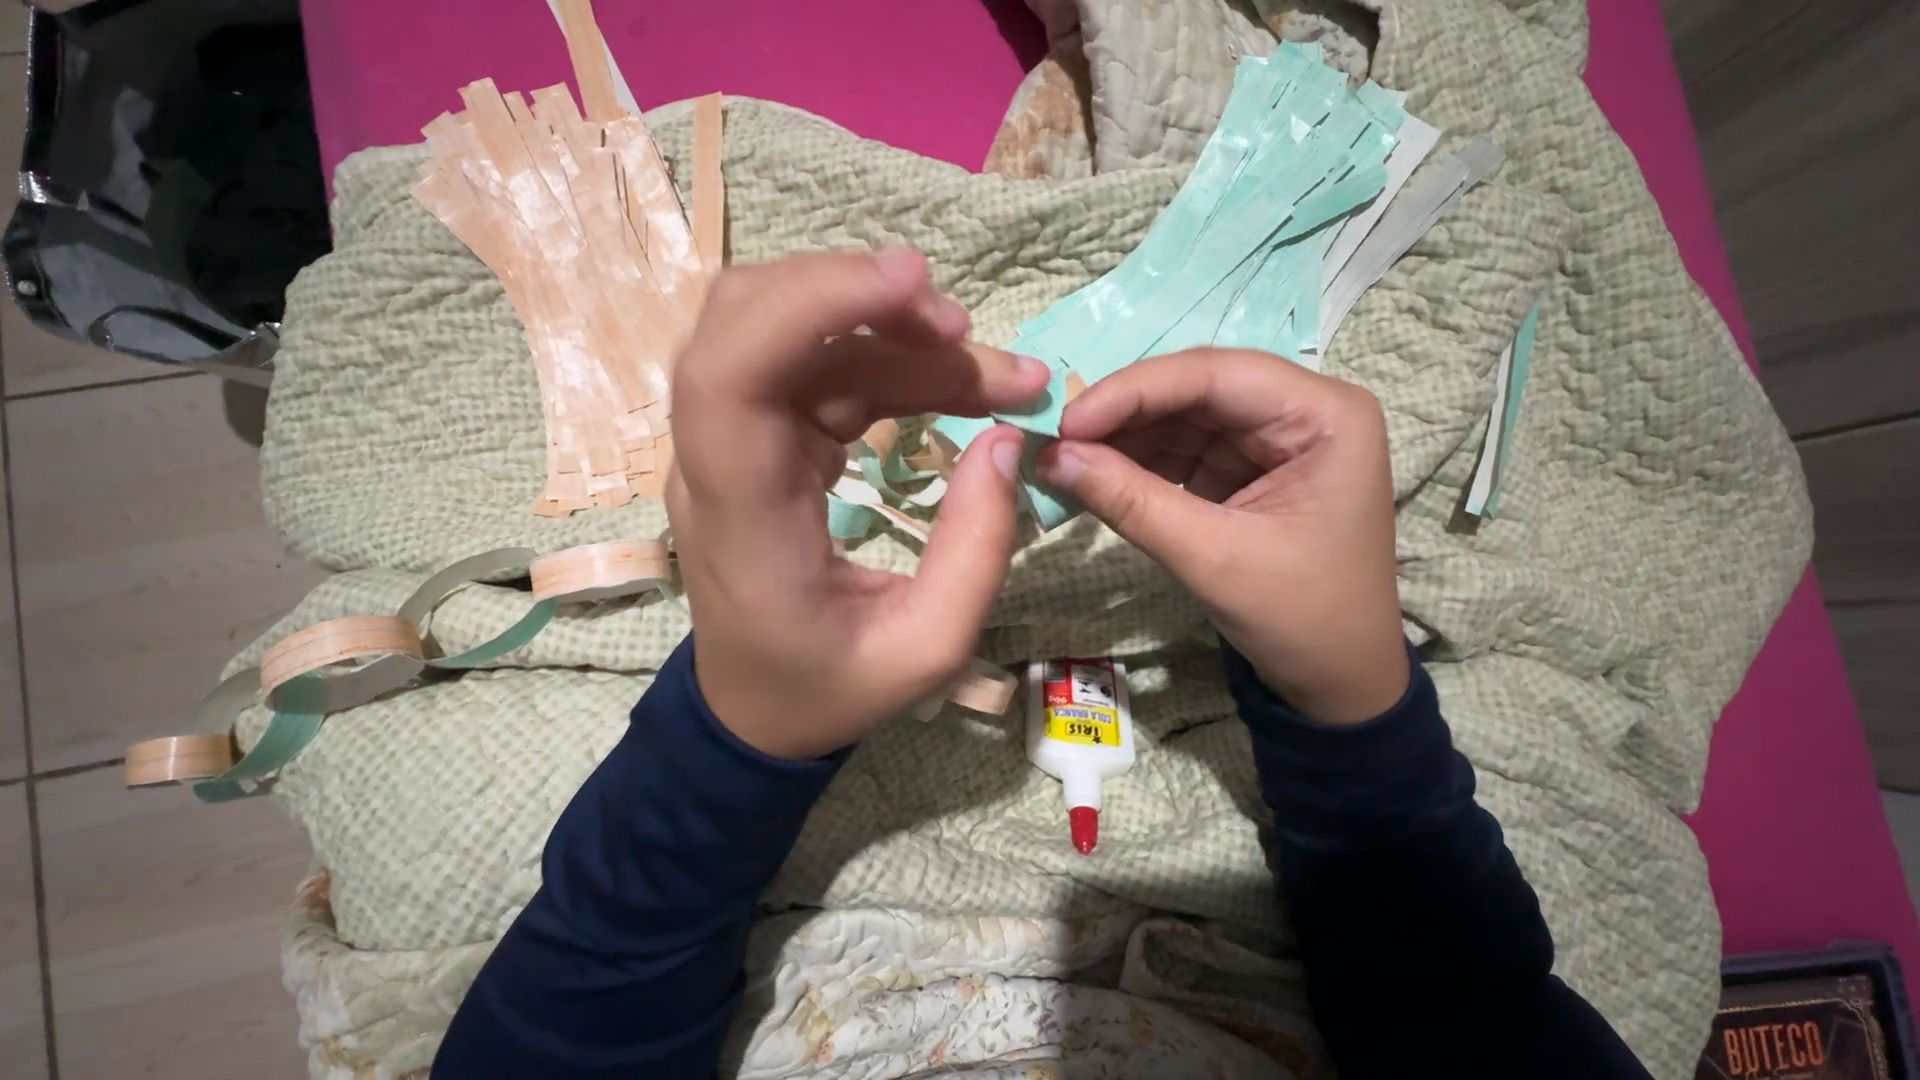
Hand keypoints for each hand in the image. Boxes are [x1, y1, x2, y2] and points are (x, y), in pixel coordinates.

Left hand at [667, 250, 1048, 758]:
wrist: (758, 711)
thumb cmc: (829, 689)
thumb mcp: (927, 649)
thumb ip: (976, 550)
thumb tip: (1006, 441)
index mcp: (738, 514)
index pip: (729, 371)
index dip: (808, 303)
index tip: (910, 283)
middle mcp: (720, 460)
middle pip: (751, 319)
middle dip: (860, 299)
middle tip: (963, 330)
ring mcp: (737, 444)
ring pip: (798, 338)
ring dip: (897, 336)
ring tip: (996, 374)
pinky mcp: (767, 442)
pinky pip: (822, 372)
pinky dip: (894, 365)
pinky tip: (958, 384)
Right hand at [1037, 349, 1407, 723]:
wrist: (1336, 678)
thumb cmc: (1299, 617)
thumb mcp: (1212, 558)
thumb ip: (1131, 501)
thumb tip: (1052, 457)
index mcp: (1323, 415)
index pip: (1215, 375)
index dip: (1134, 391)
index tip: (1068, 420)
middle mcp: (1301, 410)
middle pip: (1195, 389)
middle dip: (1123, 413)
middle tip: (1055, 438)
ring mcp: (1271, 438)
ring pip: (1181, 417)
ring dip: (1122, 437)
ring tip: (1062, 458)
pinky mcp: (1245, 468)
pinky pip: (1181, 450)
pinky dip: (1136, 462)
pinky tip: (1093, 472)